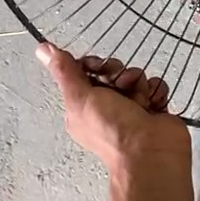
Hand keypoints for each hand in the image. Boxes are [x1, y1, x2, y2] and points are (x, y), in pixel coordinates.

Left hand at [37, 43, 189, 171]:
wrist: (151, 151)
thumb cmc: (113, 132)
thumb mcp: (80, 97)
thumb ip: (64, 71)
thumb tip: (43, 49)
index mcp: (83, 107)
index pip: (85, 72)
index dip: (93, 65)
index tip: (98, 67)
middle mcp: (106, 108)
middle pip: (113, 72)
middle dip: (119, 73)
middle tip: (121, 84)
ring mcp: (131, 109)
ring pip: (135, 77)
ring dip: (139, 83)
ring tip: (139, 98)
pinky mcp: (153, 109)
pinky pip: (155, 86)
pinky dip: (156, 91)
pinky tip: (152, 103)